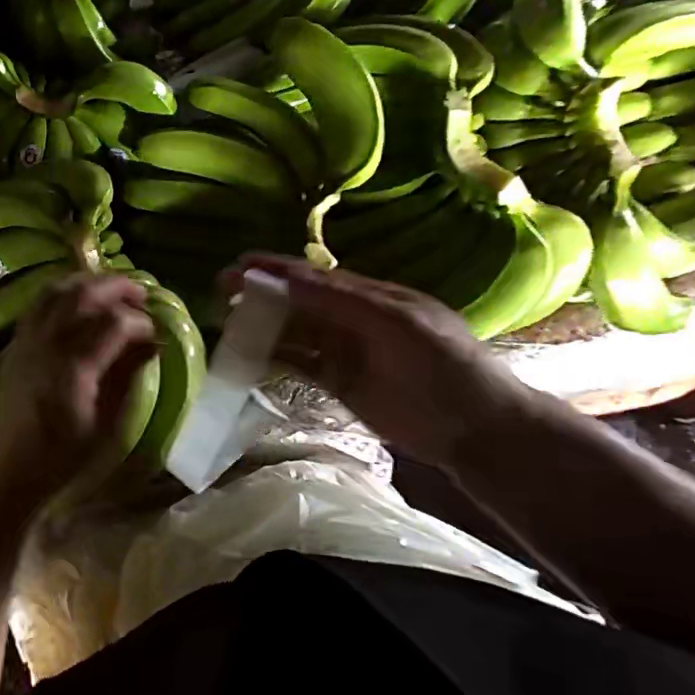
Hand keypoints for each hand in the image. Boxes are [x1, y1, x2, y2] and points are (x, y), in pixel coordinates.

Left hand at [0, 273, 157, 520]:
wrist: (11, 465)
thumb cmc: (63, 454)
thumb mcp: (108, 423)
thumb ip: (128, 376)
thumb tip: (152, 344)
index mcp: (73, 366)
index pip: (114, 322)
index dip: (141, 321)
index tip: (157, 333)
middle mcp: (47, 343)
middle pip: (83, 293)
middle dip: (117, 287)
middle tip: (142, 294)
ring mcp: (27, 340)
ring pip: (56, 290)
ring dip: (87, 283)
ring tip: (112, 292)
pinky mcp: (16, 344)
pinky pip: (38, 304)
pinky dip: (62, 293)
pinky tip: (79, 304)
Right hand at [221, 254, 550, 466]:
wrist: (475, 430)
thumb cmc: (443, 367)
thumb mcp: (395, 323)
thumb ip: (339, 300)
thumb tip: (285, 276)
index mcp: (371, 297)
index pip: (314, 276)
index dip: (275, 268)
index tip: (237, 264)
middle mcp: (351, 320)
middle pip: (296, 301)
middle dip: (259, 293)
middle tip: (219, 290)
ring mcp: (343, 352)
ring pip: (291, 332)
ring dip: (260, 325)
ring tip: (223, 322)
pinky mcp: (336, 382)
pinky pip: (295, 363)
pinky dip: (270, 358)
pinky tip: (244, 357)